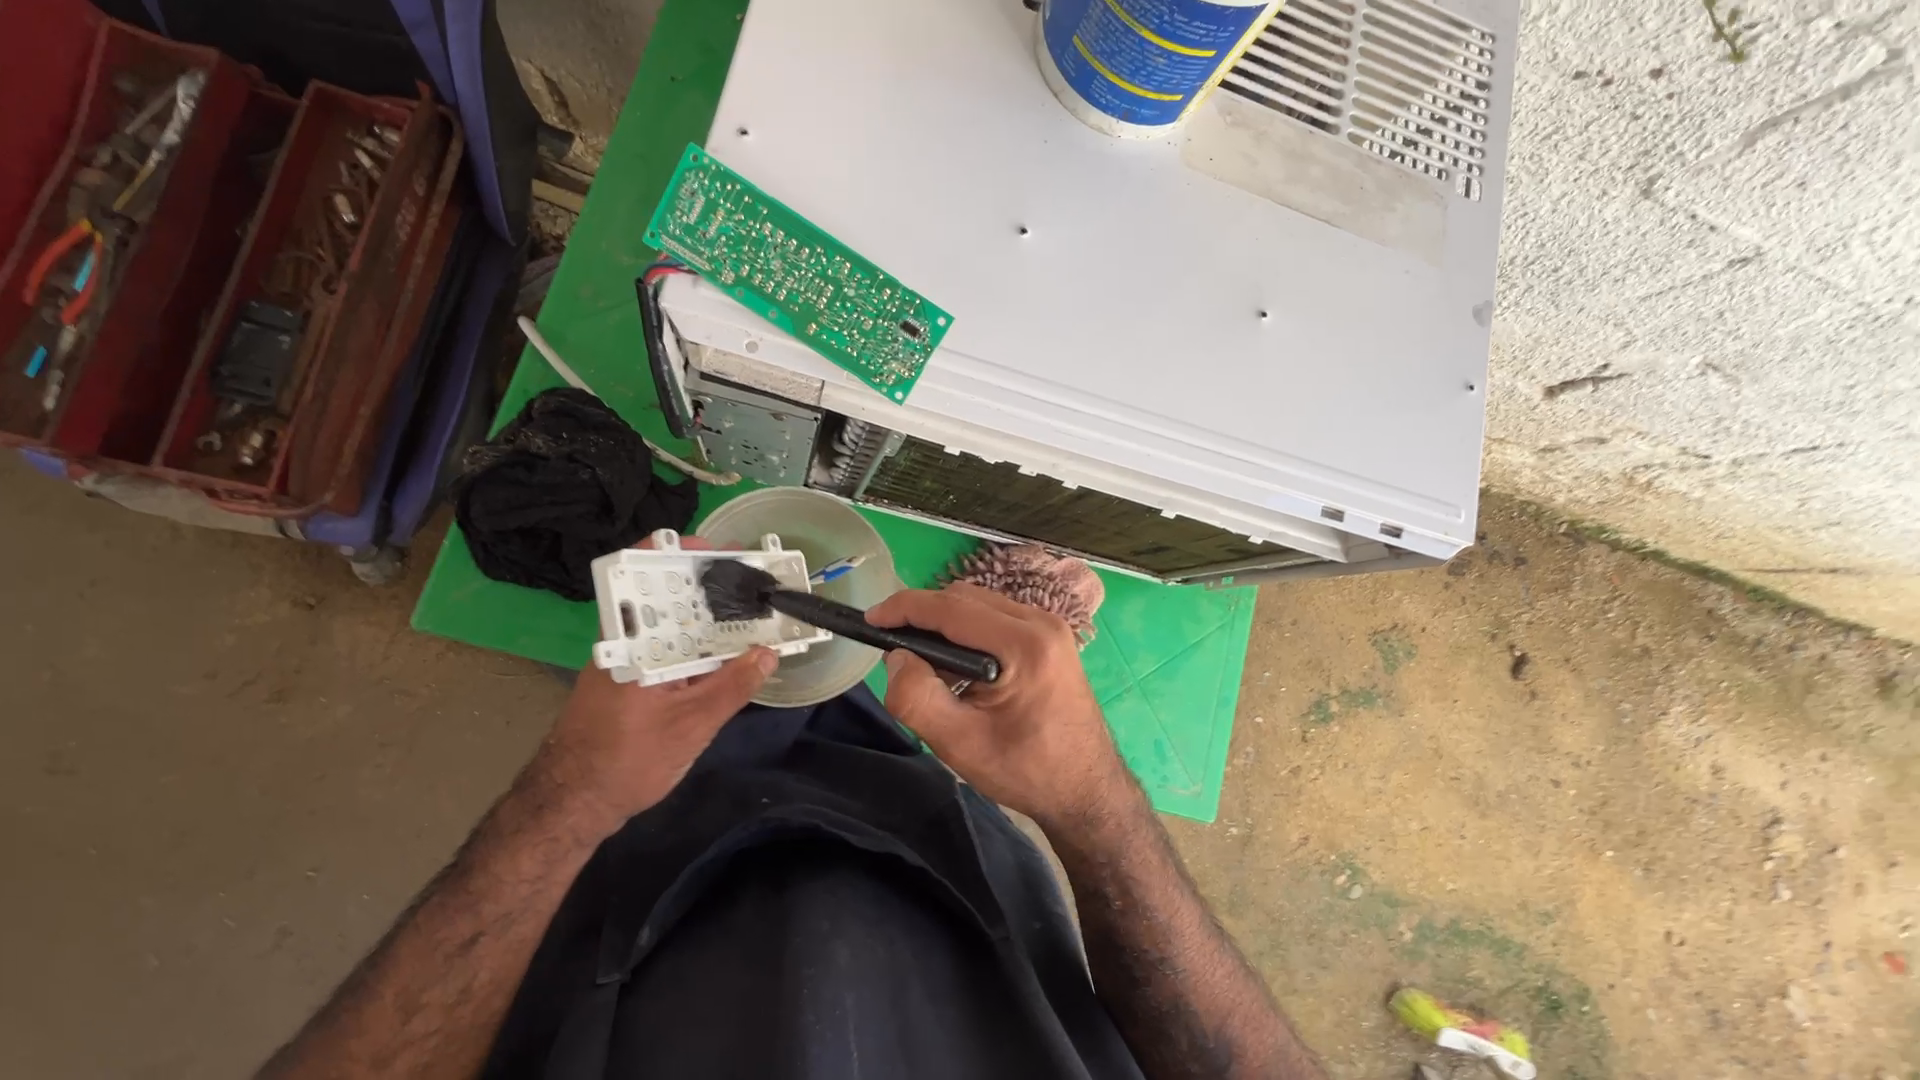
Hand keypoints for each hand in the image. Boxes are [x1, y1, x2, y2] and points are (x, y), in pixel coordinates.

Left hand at [519, 534, 775, 833]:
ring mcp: (628, 666)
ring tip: (750, 614)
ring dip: (707, 621)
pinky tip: (728, 656)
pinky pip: (669, 655)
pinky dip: (698, 649)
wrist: (571, 807)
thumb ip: (732, 687)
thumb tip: (769, 654)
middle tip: (750, 581)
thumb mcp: (690, 726)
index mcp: (631, 645)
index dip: (675, 556)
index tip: (715, 550)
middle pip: (664, 600)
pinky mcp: (632, 686)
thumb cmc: (625, 763)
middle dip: (706, 586)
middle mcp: (625, 646)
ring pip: (670, 630)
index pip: (646, 581)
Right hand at [866, 583, 1135, 828]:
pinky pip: (996, 618)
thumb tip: (896, 658)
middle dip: (924, 618)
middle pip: (965, 599)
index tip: (870, 620)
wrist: (1086, 791)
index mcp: (1025, 644)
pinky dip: (968, 633)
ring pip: (980, 605)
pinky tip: (958, 670)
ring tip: (926, 669)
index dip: (904, 608)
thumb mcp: (960, 744)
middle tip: (897, 655)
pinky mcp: (1051, 638)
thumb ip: (918, 697)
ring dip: (946, 627)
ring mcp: (1051, 627)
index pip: (951, 607)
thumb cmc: (1026, 771)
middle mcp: (1042, 623)